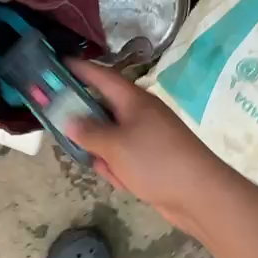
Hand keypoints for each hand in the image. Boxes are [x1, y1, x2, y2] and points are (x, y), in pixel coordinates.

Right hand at [65, 61, 237, 236]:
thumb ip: (88, 132)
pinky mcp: (151, 157)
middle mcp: (139, 113)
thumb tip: (69, 120)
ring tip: (104, 167)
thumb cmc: (156, 161)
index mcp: (133, 99)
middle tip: (62, 129)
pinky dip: (118, 167)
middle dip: (85, 123)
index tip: (57, 62)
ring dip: (102, 152)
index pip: (100, 76)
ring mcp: (147, 135)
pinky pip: (123, 155)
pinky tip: (124, 181)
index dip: (78, 68)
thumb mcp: (115, 146)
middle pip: (102, 108)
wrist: (200, 195)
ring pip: (110, 136)